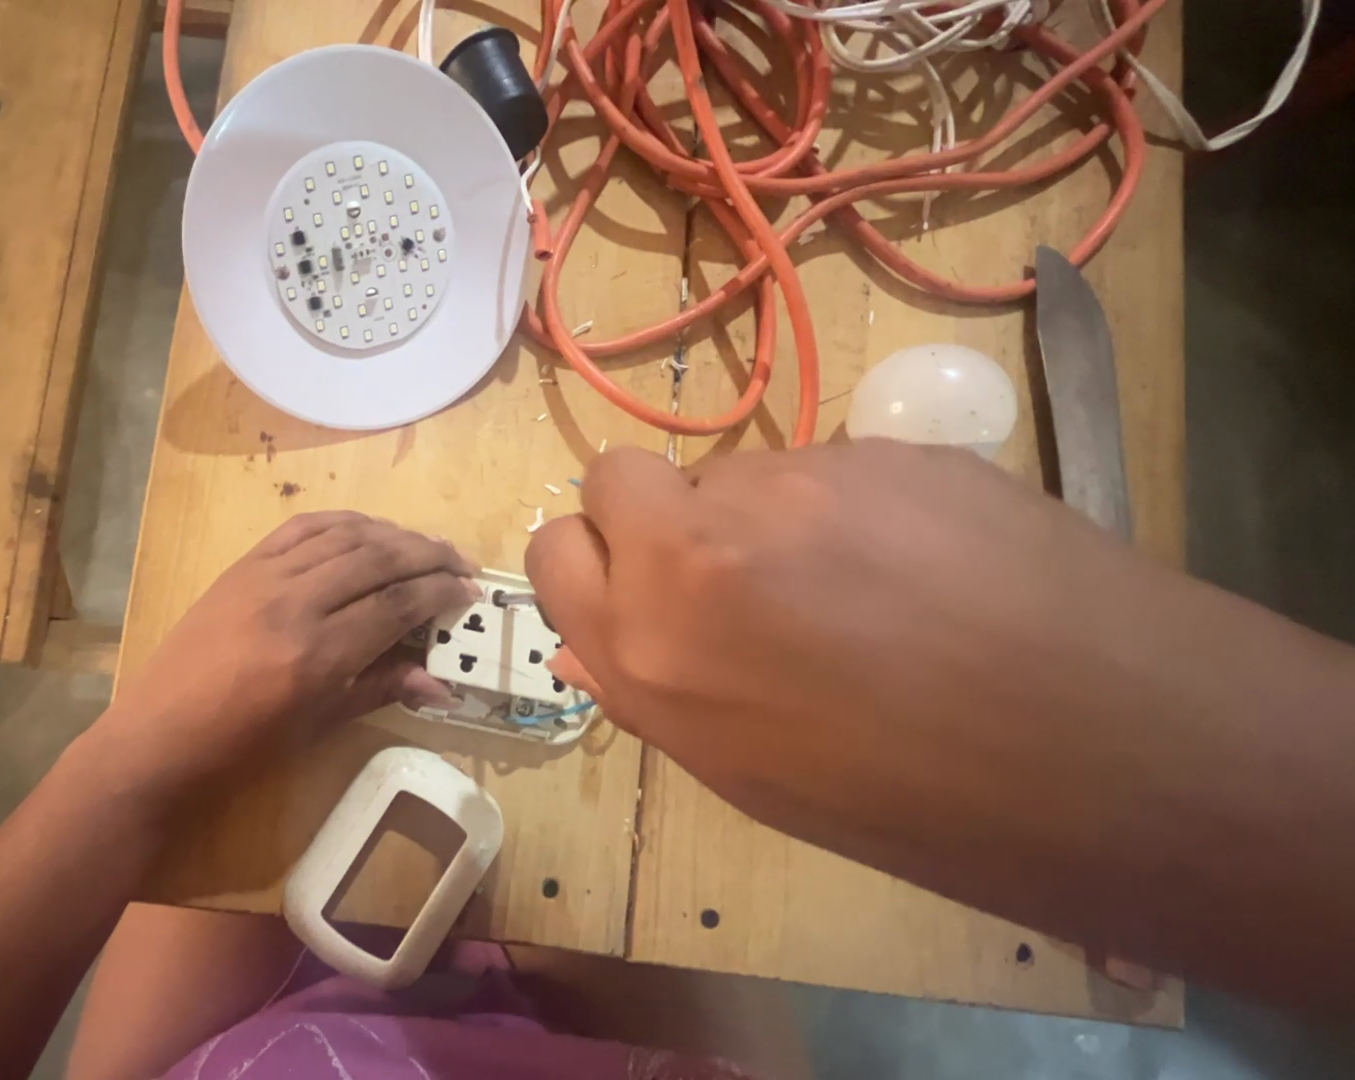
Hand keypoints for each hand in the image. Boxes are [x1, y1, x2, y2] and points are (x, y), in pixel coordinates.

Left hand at [98, 512, 476, 794]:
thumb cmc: (242, 746)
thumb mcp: (319, 724)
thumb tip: (444, 684)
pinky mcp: (243, 564)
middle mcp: (295, 602)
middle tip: (462, 562)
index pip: (396, 605)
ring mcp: (265, 576)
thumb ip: (382, 688)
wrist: (160, 735)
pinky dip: (345, 521)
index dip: (440, 593)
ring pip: (345, 535)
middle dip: (430, 555)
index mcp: (316, 654)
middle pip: (379, 559)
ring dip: (394, 533)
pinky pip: (304, 526)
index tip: (470, 592)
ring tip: (426, 544)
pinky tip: (370, 528)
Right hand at [522, 439, 1354, 997]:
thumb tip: (589, 643)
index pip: (551, 549)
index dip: (590, 559)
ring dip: (757, 513)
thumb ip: (646, 682)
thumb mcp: (737, 766)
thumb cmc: (893, 796)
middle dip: (650, 511)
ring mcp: (785, 489)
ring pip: (725, 471)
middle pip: (615, 476)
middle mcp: (689, 554)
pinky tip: (913, 558)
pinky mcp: (874, 450)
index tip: (632, 580)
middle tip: (723, 565)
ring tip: (848, 579)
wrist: (1109, 754)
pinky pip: (818, 463)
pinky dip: (841, 502)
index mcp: (644, 650)